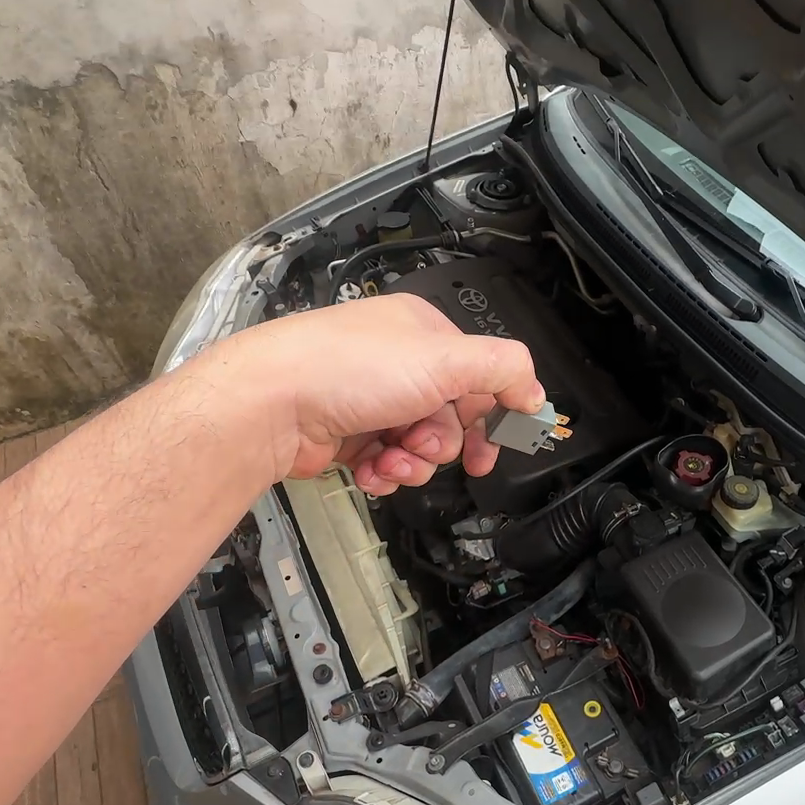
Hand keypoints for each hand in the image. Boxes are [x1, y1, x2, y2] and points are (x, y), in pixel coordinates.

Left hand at [213, 293, 544, 494]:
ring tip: (391, 460)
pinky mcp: (349, 434)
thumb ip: (503, 369)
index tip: (501, 442)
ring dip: (413, 462)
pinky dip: (385, 472)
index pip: (480, 374)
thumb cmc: (350, 370)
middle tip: (428, 448)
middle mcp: (399, 362)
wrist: (269, 404)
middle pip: (451, 417)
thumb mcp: (444, 361)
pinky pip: (389, 461)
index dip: (494, 412)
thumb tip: (535, 392)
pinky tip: (372, 471)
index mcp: (424, 333)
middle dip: (443, 442)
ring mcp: (371, 399)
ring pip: (420, 445)